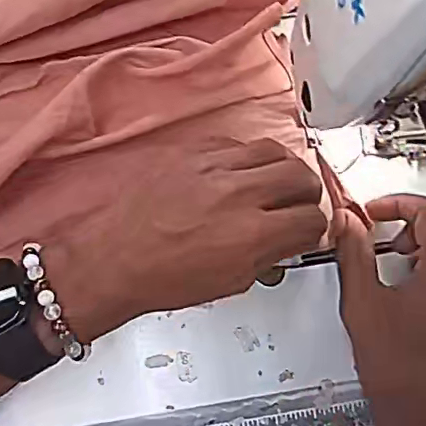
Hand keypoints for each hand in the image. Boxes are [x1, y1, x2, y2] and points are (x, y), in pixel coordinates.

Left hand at [49, 139, 325, 337]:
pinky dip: (244, 158)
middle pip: (302, 175)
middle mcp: (236, 192)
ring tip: (269, 185)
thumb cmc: (159, 277)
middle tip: (296, 205)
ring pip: (273, 150)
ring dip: (280, 169)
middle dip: (306, 194)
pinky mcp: (190, 151)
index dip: (313, 229)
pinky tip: (234, 174)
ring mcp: (212, 166)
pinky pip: (235, 143)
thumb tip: (286, 241)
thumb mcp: (228, 282)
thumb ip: (267, 256)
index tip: (304, 231)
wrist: (112, 259)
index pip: (311, 218)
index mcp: (251, 233)